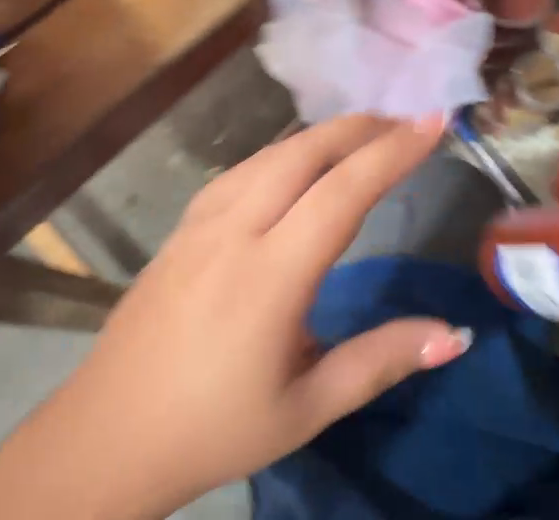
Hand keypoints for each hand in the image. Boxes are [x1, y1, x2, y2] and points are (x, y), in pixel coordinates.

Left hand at [0, 115, 470, 519]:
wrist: (104, 438)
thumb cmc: (213, 429)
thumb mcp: (306, 410)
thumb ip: (380, 362)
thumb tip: (454, 334)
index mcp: (269, 277)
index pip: (342, 193)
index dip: (392, 152)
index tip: (434, 122)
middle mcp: (233, 233)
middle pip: (303, 152)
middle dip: (361, 127)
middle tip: (407, 120)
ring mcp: (199, 224)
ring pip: (269, 153)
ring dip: (322, 135)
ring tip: (363, 134)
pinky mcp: (180, 229)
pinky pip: (241, 170)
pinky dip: (283, 152)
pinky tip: (295, 164)